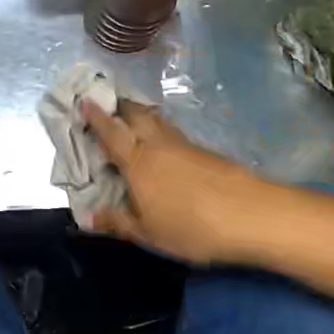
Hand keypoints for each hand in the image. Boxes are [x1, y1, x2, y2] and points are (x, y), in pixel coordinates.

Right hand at [79, 99, 264, 264]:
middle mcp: (158, 145)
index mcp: (138, 162)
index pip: (111, 133)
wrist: (249, 214)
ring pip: (157, 121)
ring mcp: (184, 145)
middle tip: (108, 104)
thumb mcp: (148, 234)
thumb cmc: (191, 228)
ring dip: (142, 115)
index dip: (96, 116)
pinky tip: (163, 146)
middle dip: (120, 107)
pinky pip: (173, 133)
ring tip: (133, 119)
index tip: (85, 99)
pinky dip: (161, 130)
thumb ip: (117, 222)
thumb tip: (88, 217)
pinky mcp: (204, 151)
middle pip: (136, 115)